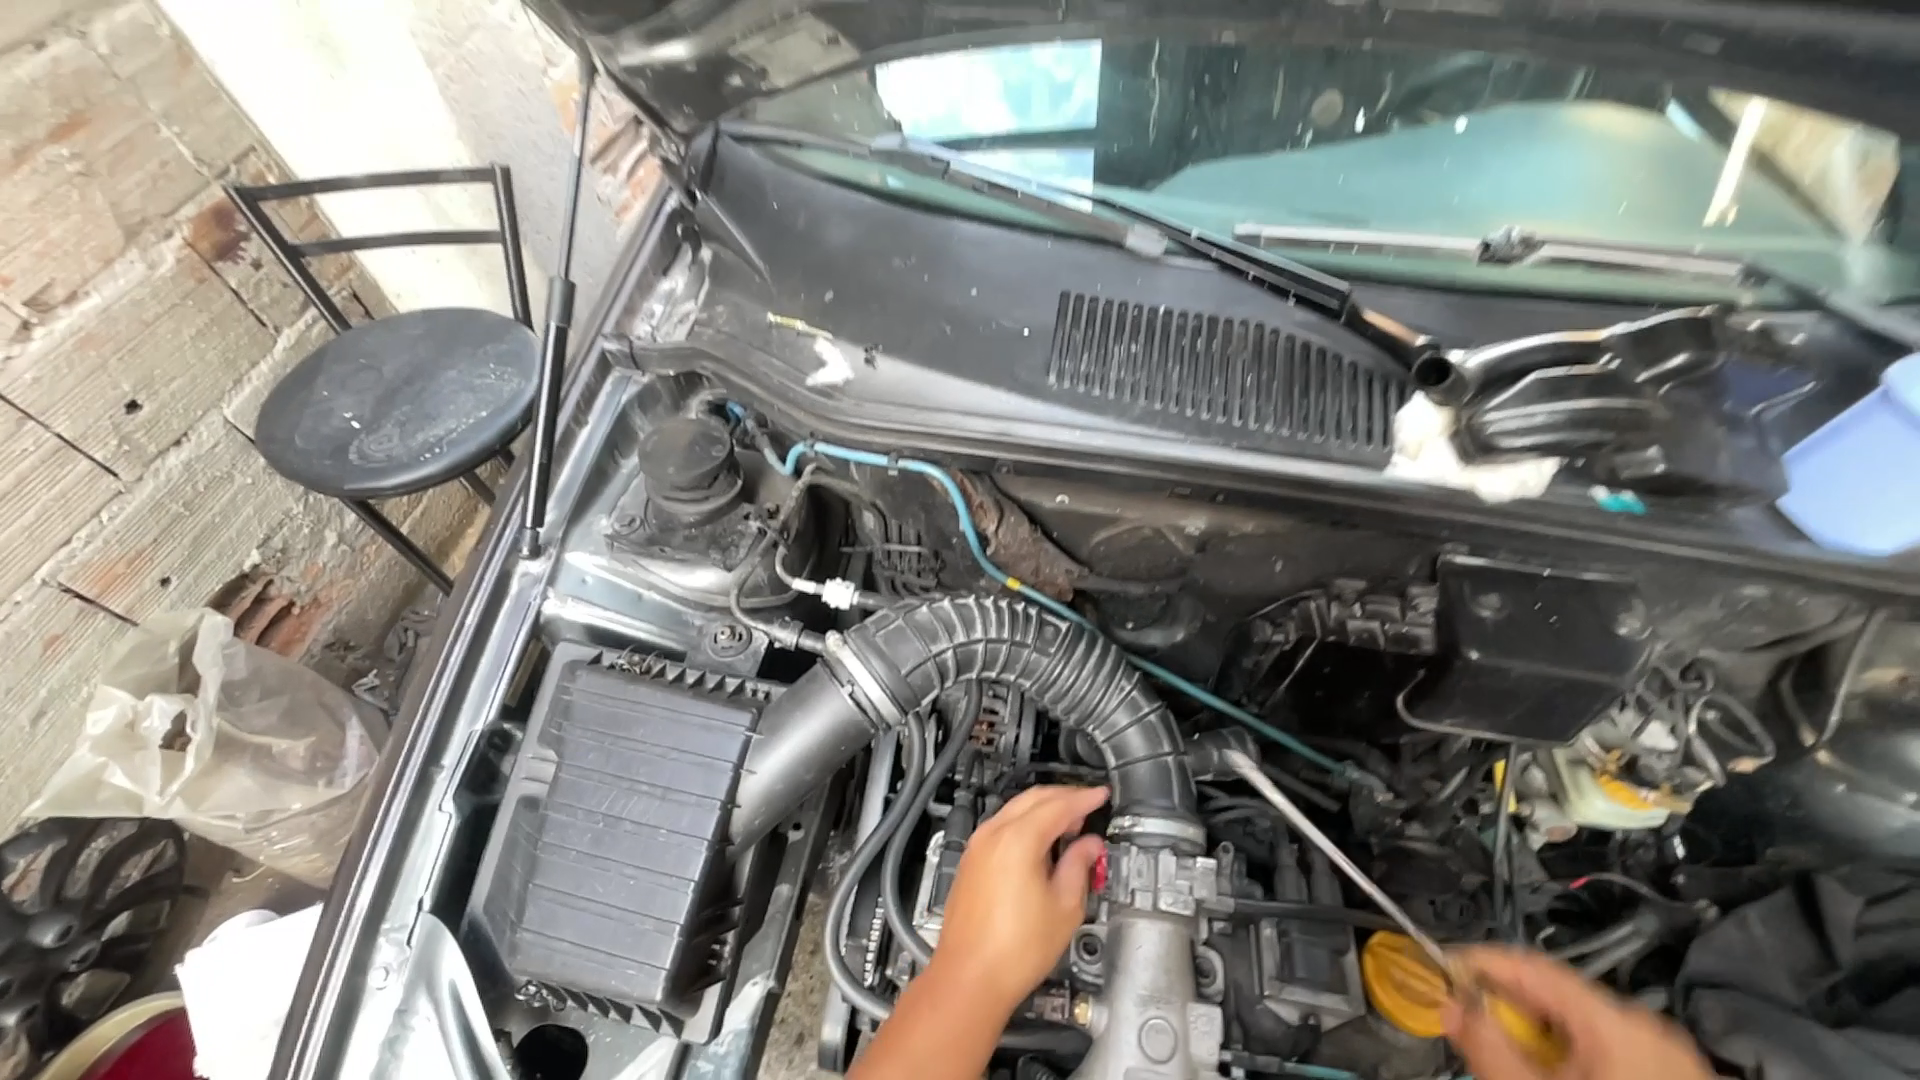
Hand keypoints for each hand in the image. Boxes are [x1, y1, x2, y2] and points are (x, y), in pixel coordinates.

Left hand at [924, 785, 1108, 1014]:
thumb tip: (1088, 846)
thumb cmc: (1012, 951)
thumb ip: (1079, 866)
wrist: (970, 977)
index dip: (1084, 797)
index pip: (1058, 804)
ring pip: (1015, 810)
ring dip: (1044, 810)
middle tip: (1088, 807)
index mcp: (1018, 839)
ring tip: (1069, 826)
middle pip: (1034, 799)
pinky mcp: (971, 861)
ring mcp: (977, 847)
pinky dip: (1025, 825)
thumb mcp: (1064, 907)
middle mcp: (993, 835)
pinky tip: (1040, 844)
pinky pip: (1002, 827)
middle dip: (1064, 798)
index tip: (1100, 795)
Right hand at [1443, 947, 1714, 1079]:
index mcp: (1617, 1021)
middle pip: (1557, 995)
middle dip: (1508, 1005)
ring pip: (1582, 1024)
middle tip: (1471, 1025)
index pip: (1531, 965)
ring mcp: (1674, 1057)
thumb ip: (1488, 1047)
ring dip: (1538, 1033)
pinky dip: (1573, 1054)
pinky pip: (1612, 1050)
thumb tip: (1448, 1003)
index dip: (1478, 961)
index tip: (1438, 971)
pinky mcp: (1679, 1078)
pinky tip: (1556, 1074)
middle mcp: (1650, 1027)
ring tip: (1512, 1060)